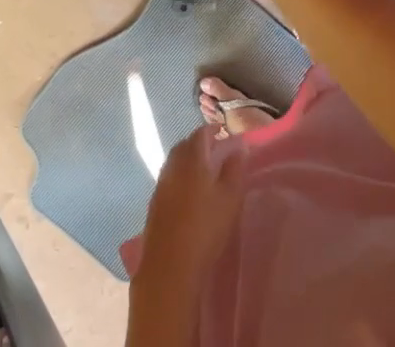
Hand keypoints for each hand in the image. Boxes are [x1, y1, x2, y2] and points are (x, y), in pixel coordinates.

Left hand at [138, 129, 246, 281]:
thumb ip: (235, 168)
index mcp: (191, 160)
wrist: (170, 265)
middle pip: (184, 146)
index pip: (200, 135)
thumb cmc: (206, 228)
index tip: (223, 131)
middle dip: (198, 142)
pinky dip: (180, 175)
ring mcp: (160, 186)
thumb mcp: (230, 197)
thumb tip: (239, 144)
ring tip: (204, 168)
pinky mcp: (155, 204)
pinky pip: (168, 178)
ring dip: (187, 159)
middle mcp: (172, 167)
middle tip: (215, 148)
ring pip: (174, 162)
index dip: (211, 130)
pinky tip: (189, 190)